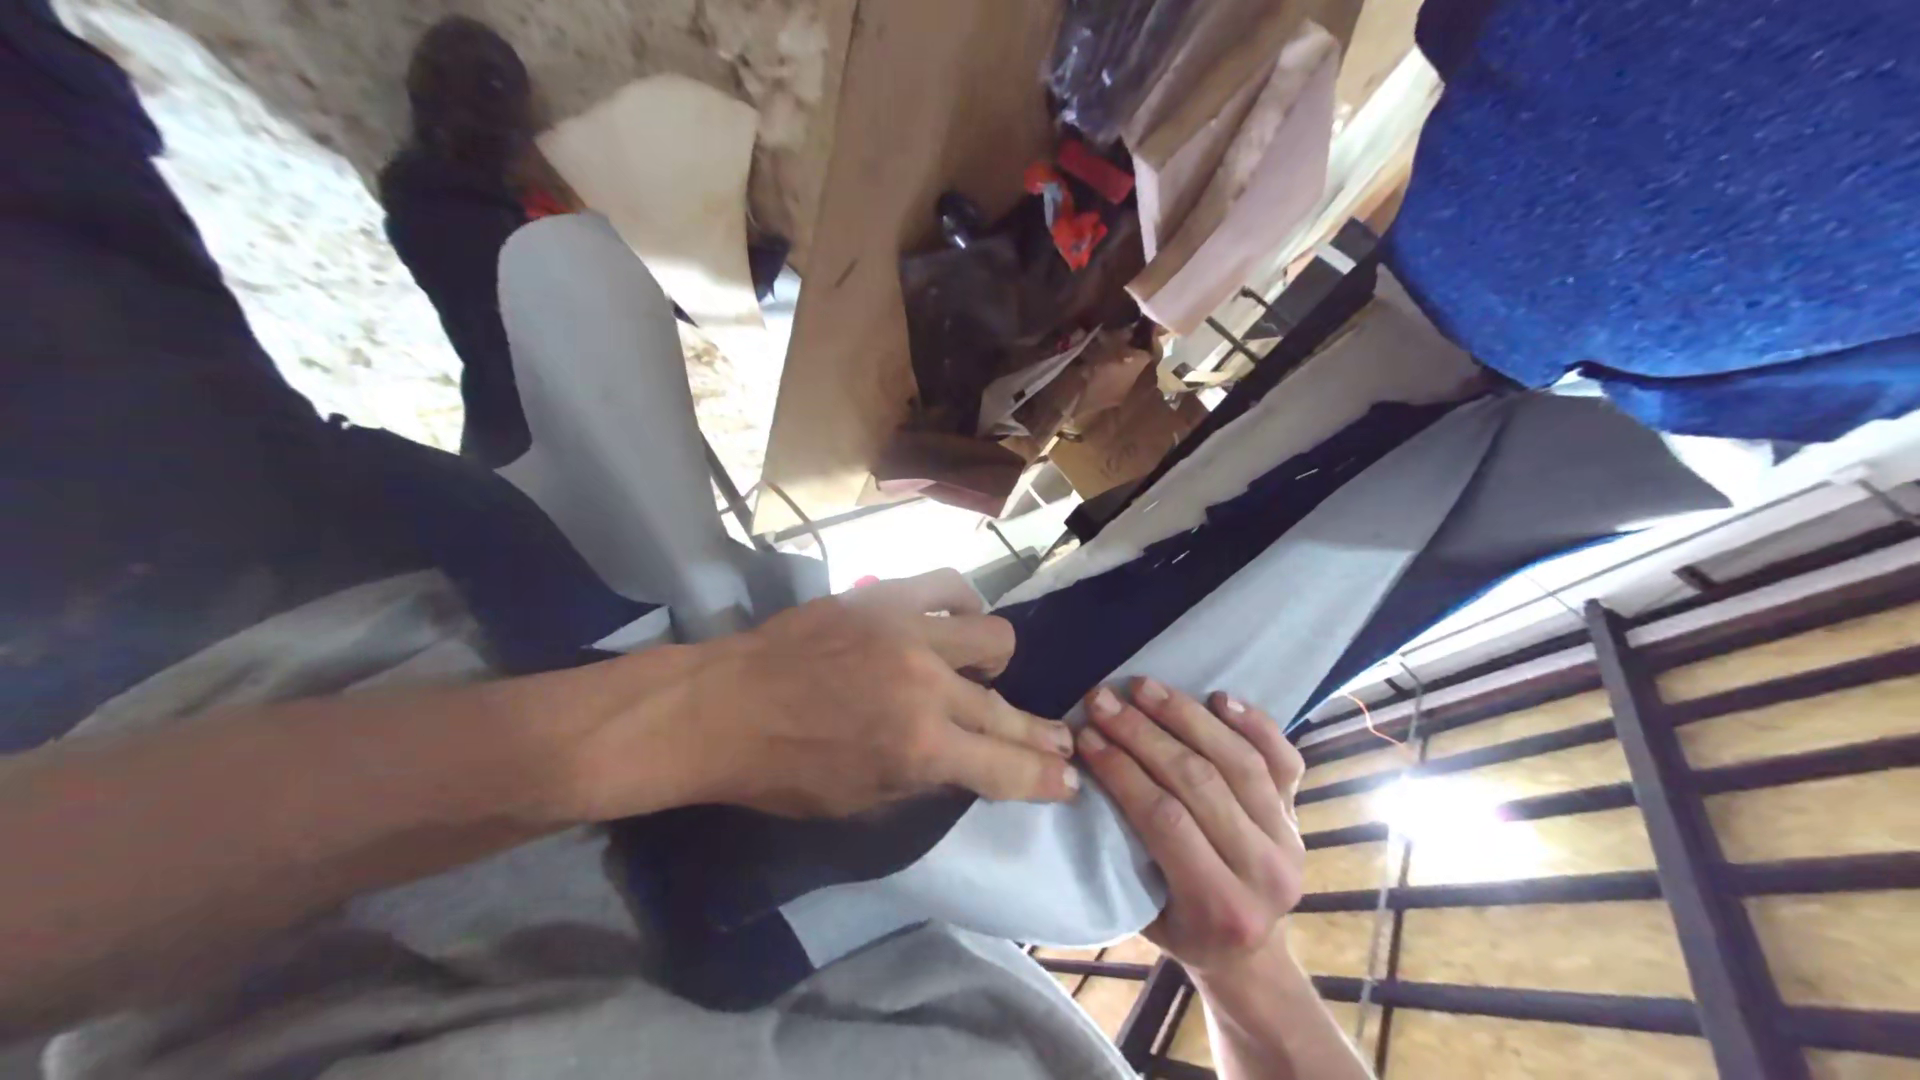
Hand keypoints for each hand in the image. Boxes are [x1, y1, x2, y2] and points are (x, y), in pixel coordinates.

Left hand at [564, 570, 1079, 819]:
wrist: (721, 706)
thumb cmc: (781, 770)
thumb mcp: (859, 802)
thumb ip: (923, 780)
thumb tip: (963, 761)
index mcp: (921, 748)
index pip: (1007, 767)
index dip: (1045, 778)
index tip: (1068, 779)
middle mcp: (929, 685)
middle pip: (1007, 709)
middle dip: (1040, 734)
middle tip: (1057, 740)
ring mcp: (909, 631)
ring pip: (993, 636)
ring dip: (996, 663)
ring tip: (981, 671)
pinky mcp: (885, 596)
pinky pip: (949, 586)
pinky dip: (962, 606)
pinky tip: (954, 620)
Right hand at [1077, 678, 1305, 975]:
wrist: (1248, 950)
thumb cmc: (1179, 927)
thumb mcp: (1141, 908)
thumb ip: (1121, 848)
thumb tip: (1084, 773)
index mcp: (1221, 908)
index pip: (1165, 820)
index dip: (1122, 771)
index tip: (1086, 735)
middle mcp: (1266, 871)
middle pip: (1200, 781)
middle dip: (1143, 733)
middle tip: (1103, 701)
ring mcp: (1290, 837)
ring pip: (1238, 760)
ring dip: (1185, 715)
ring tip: (1144, 688)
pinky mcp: (1300, 812)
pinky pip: (1282, 758)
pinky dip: (1253, 722)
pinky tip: (1217, 696)